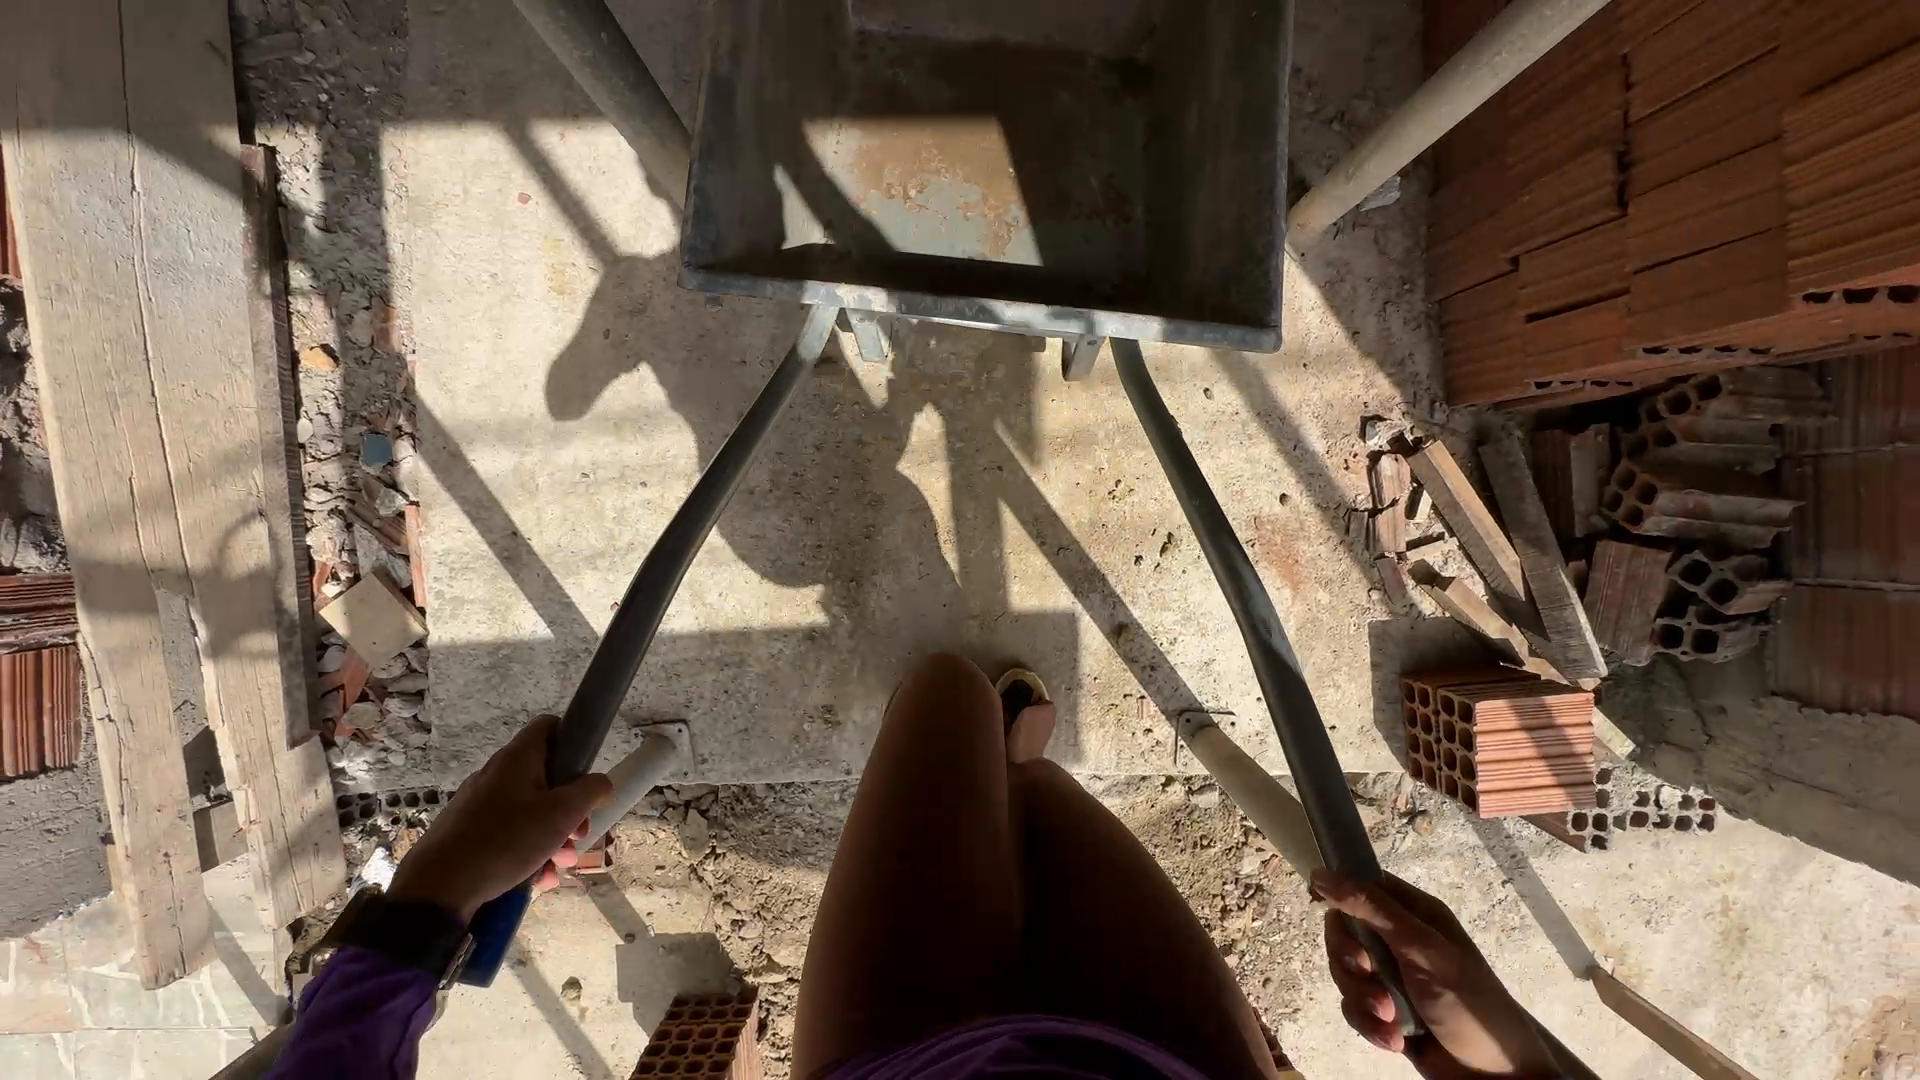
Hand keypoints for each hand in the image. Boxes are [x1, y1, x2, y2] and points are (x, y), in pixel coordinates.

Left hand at [388, 715, 613, 922]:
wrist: (434, 891)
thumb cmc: (505, 841)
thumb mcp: (562, 814)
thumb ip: (591, 791)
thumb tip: (602, 784)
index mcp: (517, 760)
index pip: (549, 726)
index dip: (572, 739)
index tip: (586, 770)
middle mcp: (496, 776)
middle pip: (545, 778)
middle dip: (569, 808)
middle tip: (579, 834)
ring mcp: (478, 806)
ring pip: (529, 812)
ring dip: (552, 837)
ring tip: (559, 866)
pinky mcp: (466, 835)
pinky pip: (508, 835)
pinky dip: (527, 854)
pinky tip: (536, 880)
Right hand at [1314, 869, 1556, 1079]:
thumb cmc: (1469, 1004)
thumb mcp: (1422, 950)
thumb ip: (1372, 909)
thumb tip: (1320, 873)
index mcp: (1414, 915)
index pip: (1362, 885)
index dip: (1338, 892)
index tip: (1318, 903)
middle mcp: (1398, 940)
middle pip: (1344, 931)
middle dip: (1349, 958)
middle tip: (1366, 972)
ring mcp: (1390, 976)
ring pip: (1344, 971)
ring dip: (1361, 997)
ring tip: (1388, 1017)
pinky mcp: (1384, 1010)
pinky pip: (1353, 1005)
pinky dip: (1368, 1023)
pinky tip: (1392, 1039)